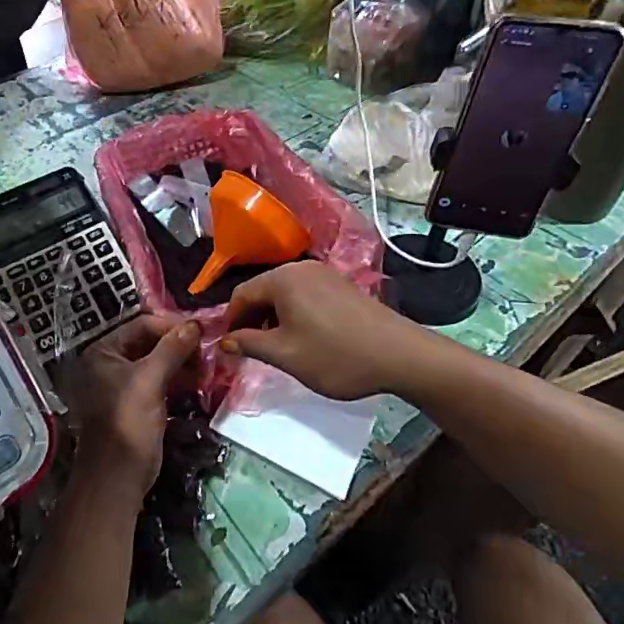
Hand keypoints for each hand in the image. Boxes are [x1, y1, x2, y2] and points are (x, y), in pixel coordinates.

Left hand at [62, 315, 200, 491]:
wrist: (118, 477)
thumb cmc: (128, 423)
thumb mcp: (150, 381)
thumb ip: (172, 349)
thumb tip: (195, 324)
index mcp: (104, 352)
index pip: (142, 325)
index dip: (172, 327)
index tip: (201, 332)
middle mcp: (111, 363)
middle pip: (150, 342)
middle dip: (179, 346)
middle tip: (206, 352)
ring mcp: (124, 384)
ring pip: (158, 362)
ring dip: (182, 362)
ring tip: (206, 367)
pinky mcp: (138, 402)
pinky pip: (160, 381)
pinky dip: (178, 378)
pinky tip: (198, 381)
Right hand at [220, 262, 441, 399]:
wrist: (399, 355)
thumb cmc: (335, 356)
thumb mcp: (285, 355)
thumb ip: (249, 344)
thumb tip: (224, 340)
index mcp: (283, 279)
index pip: (241, 294)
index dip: (231, 322)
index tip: (230, 348)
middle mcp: (301, 268)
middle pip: (263, 290)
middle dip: (253, 319)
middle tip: (253, 351)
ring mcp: (325, 274)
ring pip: (285, 293)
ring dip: (274, 318)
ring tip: (279, 348)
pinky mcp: (341, 285)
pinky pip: (305, 294)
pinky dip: (295, 313)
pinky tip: (304, 337)